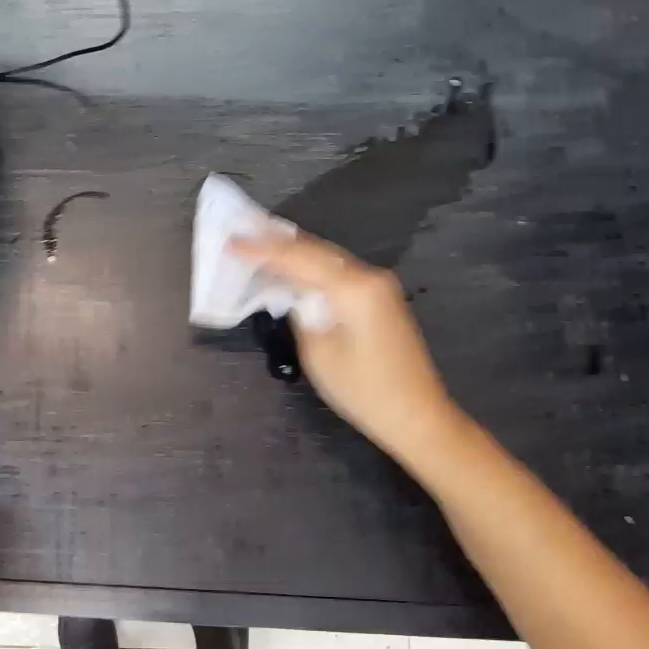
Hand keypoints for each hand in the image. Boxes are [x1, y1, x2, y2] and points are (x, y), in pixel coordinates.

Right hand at [233, 233, 465, 458]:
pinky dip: (313, 266)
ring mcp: (379, 286)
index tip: (232, 240)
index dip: (262, 249)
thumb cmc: (363, 389)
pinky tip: (293, 267)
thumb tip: (291, 294)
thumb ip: (300, 313)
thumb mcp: (318, 353)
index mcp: (353, 288)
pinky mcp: (381, 298)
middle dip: (278, 242)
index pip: (299, 259)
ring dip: (296, 252)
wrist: (415, 414)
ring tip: (260, 244)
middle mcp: (369, 277)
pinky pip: (339, 271)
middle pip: (317, 250)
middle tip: (243, 234)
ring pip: (328, 258)